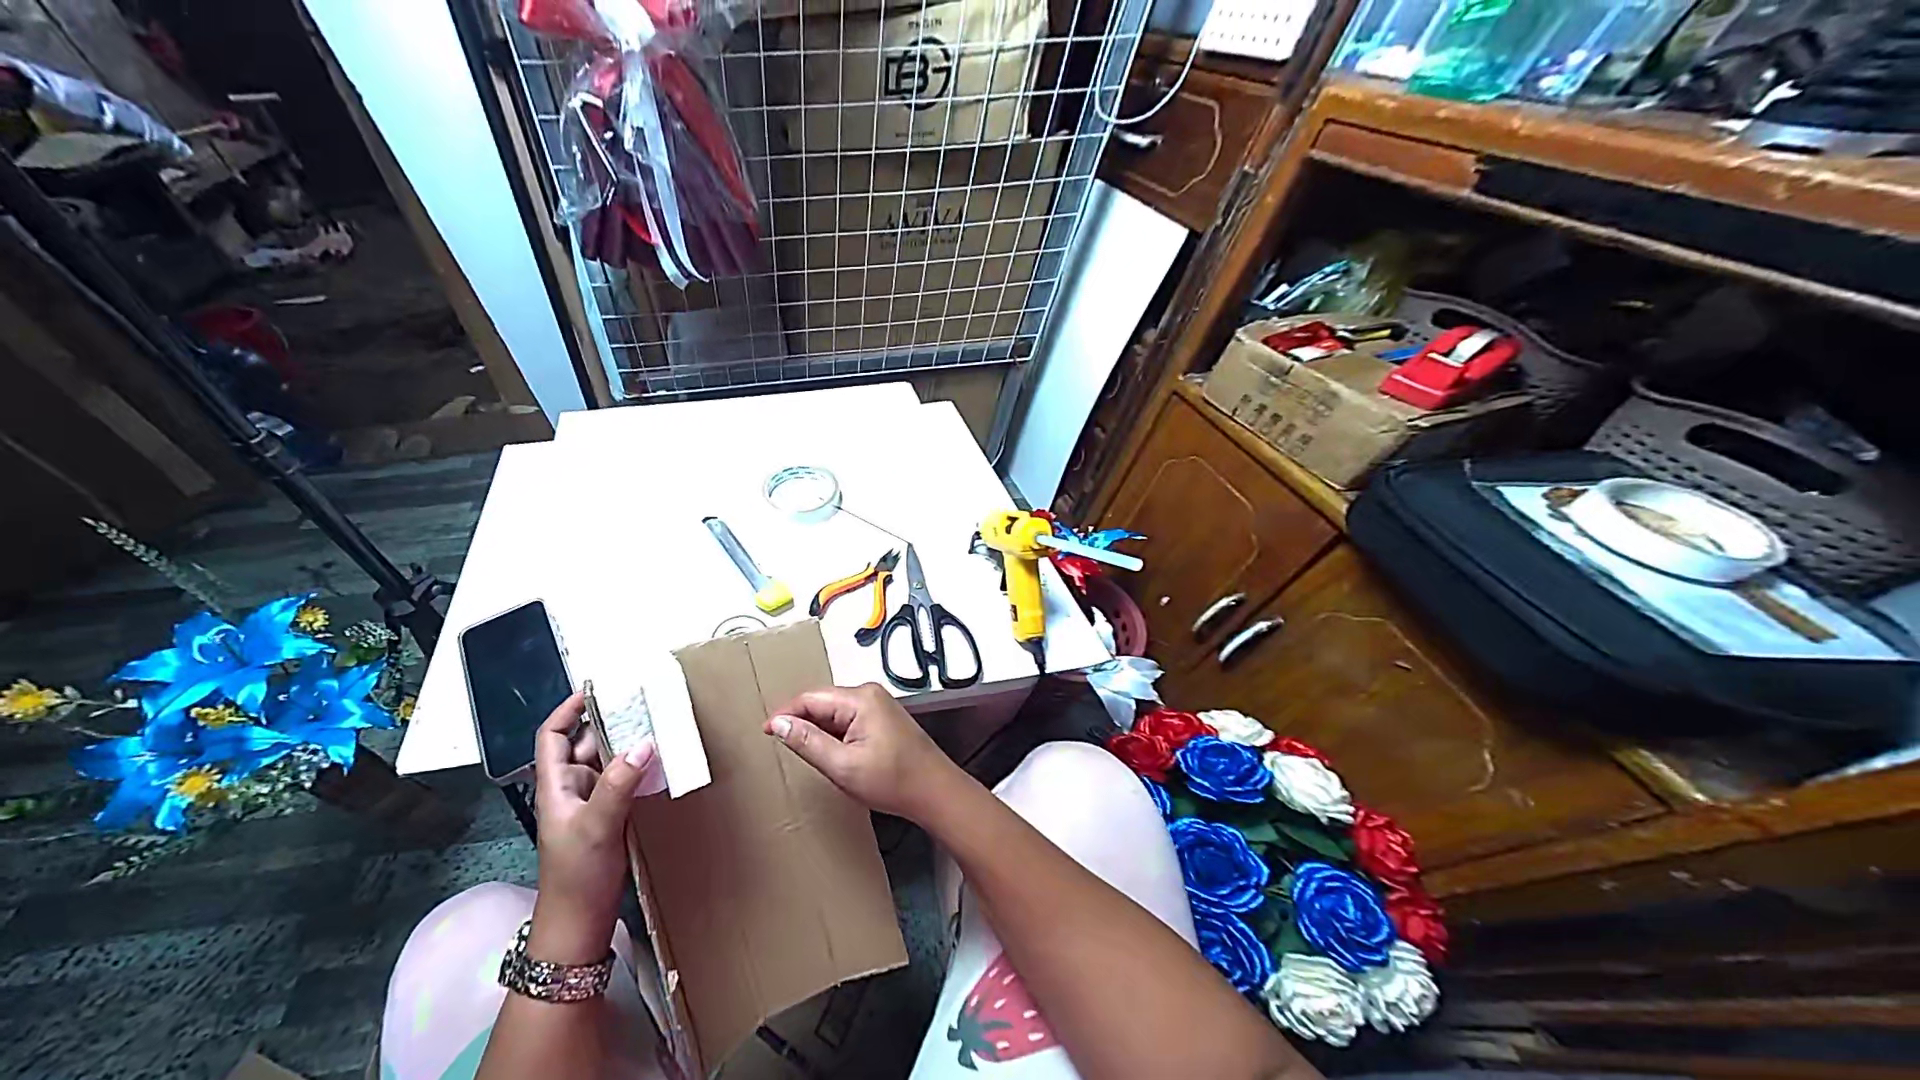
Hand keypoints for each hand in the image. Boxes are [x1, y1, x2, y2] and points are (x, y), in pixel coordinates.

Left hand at [529, 691, 657, 962]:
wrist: (579, 923)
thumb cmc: (576, 877)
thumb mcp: (596, 826)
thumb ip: (618, 784)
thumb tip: (644, 743)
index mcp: (556, 786)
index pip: (554, 736)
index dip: (569, 710)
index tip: (595, 689)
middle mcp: (572, 789)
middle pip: (586, 743)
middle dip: (610, 721)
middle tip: (641, 702)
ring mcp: (592, 803)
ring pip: (608, 761)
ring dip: (627, 743)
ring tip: (655, 724)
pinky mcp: (610, 816)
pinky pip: (624, 780)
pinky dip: (639, 766)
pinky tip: (660, 761)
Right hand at [763, 682, 970, 823]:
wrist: (935, 791)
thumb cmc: (896, 780)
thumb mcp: (842, 765)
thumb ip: (808, 742)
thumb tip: (779, 724)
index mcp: (860, 699)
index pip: (810, 698)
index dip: (785, 714)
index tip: (766, 731)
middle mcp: (869, 694)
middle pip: (821, 702)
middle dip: (800, 721)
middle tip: (780, 744)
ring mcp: (877, 705)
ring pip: (833, 712)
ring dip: (816, 729)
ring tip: (803, 752)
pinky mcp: (881, 718)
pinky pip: (847, 719)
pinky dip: (833, 734)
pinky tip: (830, 754)